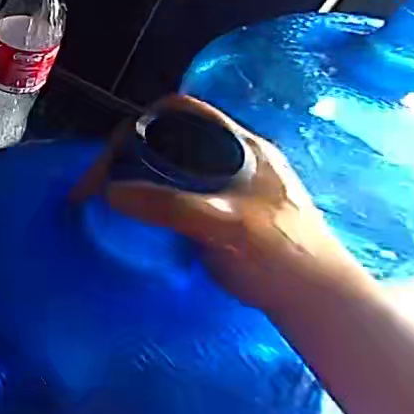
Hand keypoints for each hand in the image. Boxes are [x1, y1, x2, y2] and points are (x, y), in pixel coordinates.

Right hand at [78, 94, 374, 318]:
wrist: (317, 302)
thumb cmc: (281, 256)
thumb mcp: (225, 225)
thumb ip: (169, 206)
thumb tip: (110, 193)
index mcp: (239, 147)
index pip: (181, 111)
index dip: (141, 121)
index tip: (113, 154)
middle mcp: (228, 158)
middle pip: (163, 138)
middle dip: (124, 155)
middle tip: (95, 187)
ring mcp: (221, 185)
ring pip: (162, 166)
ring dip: (129, 177)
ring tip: (102, 200)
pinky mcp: (213, 211)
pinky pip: (166, 191)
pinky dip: (141, 197)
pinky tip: (128, 215)